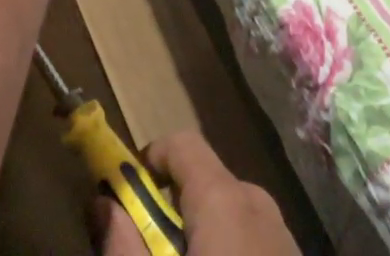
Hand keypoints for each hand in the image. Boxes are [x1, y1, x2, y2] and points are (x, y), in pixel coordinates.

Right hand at [94, 131, 299, 255]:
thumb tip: (102, 202)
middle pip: (205, 183)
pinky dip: (230, 255)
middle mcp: (260, 208)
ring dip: (200, 238)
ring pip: (230, 216)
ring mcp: (286, 241)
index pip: (182, 145)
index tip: (125, 203)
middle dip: (170, 212)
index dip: (147, 163)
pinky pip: (253, 243)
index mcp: (226, 201)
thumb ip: (121, 244)